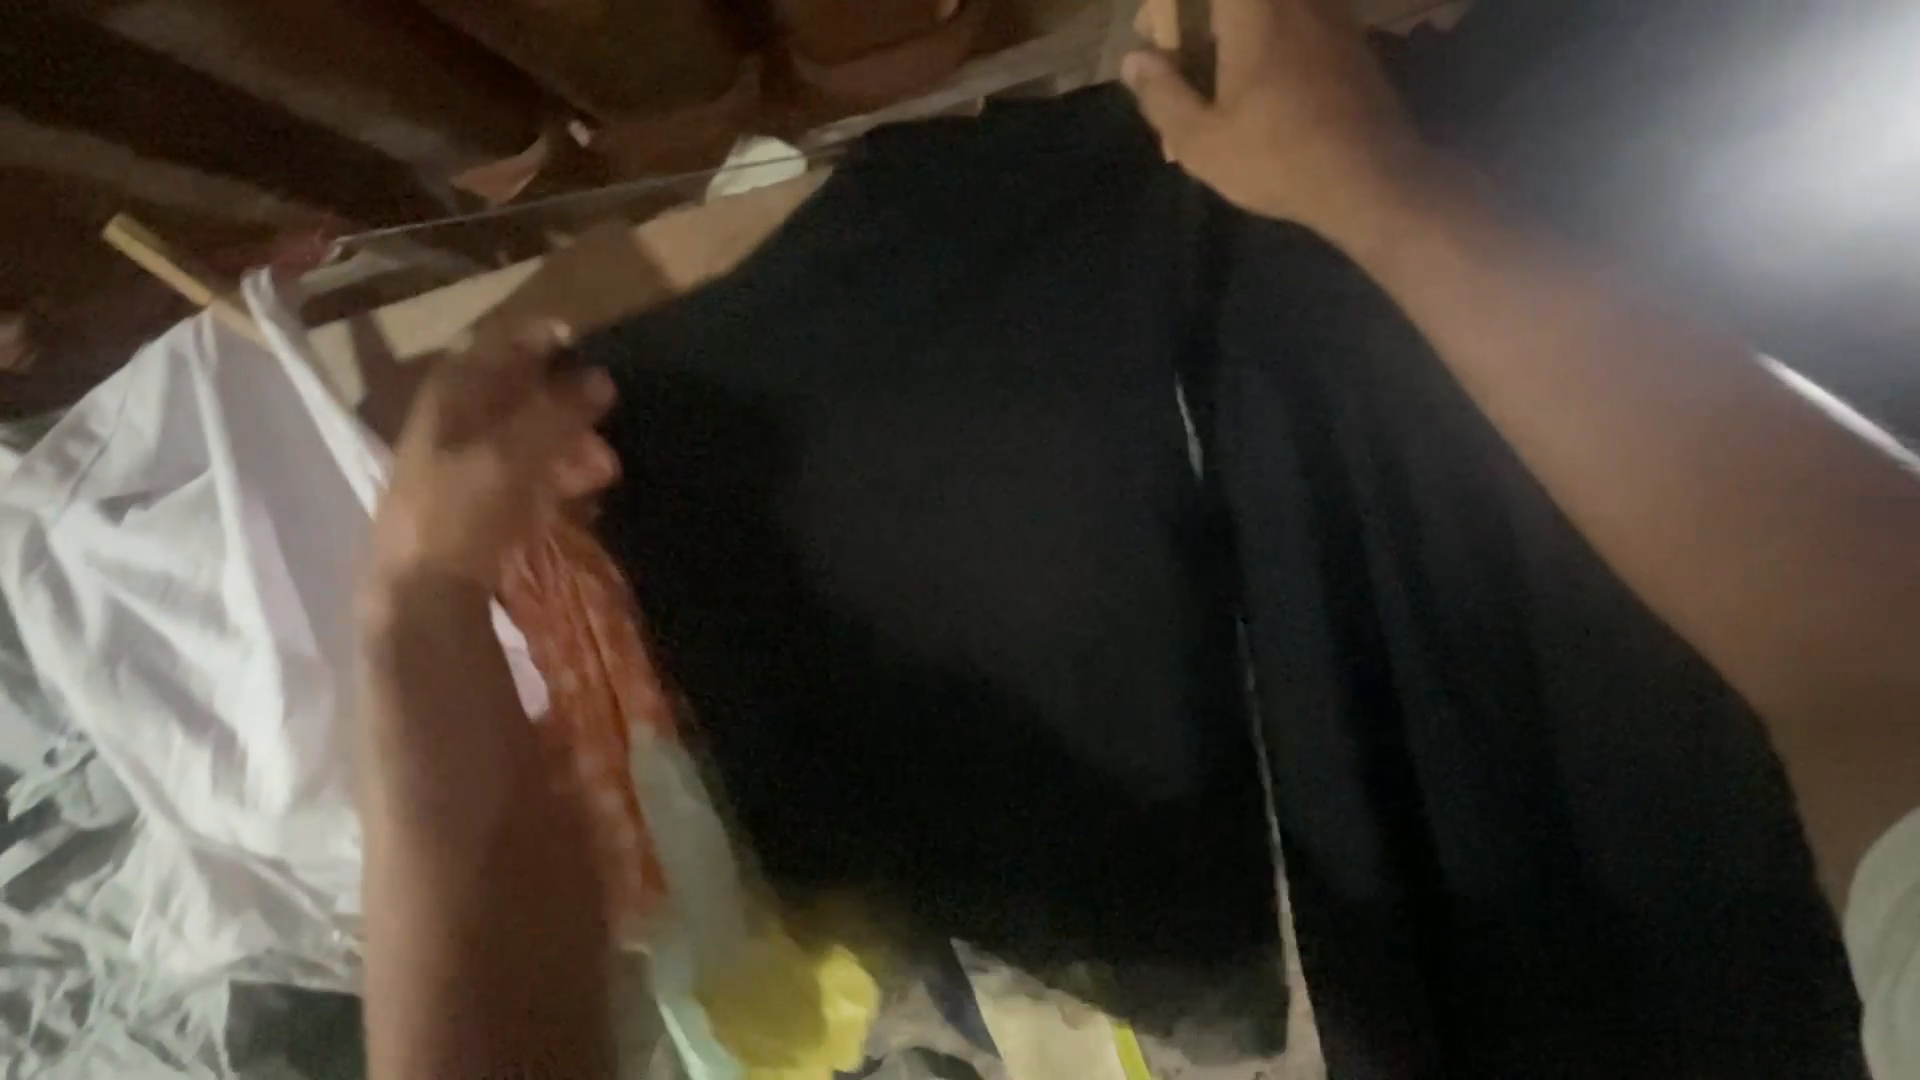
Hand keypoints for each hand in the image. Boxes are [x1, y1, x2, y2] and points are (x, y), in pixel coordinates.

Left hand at [369, 322, 618, 592]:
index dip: (533, 342)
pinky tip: (586, 492)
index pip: (493, 351)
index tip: (577, 340)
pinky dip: (560, 478)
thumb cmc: (459, 511)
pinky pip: (532, 475)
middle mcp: (454, 424)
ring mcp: (468, 465)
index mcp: (449, 400)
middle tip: (606, 416)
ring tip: (605, 469)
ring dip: (571, 446)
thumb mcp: (511, 454)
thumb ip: (558, 413)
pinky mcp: (483, 502)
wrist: (424, 590)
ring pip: (530, 438)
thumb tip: (604, 378)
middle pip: (518, 396)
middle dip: (567, 405)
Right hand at [1122, 0, 1431, 235]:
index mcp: (1252, 8)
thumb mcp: (1201, 141)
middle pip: (1234, 1)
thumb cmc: (1275, 159)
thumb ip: (1163, 95)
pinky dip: (1269, 36)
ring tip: (1212, 71)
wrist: (1367, 176)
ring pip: (1269, 9)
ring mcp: (1329, 10)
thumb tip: (1133, 58)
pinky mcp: (1349, 36)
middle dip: (1198, 17)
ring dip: (1233, 27)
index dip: (1170, 6)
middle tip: (1175, 54)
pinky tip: (1257, 83)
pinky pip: (1298, 17)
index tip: (1151, 34)